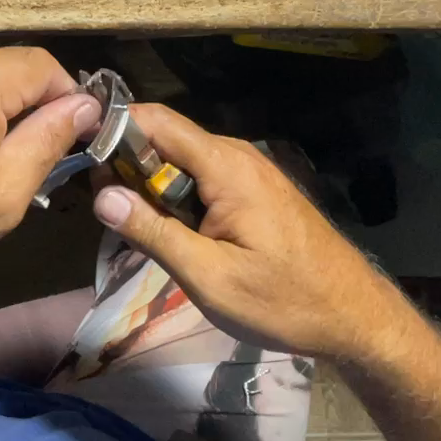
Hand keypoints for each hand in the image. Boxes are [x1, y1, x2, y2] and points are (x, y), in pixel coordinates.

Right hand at [89, 104, 407, 360]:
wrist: (358, 320)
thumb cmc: (284, 301)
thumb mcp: (209, 277)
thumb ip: (153, 232)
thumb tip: (101, 195)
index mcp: (225, 166)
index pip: (156, 120)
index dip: (114, 129)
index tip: (82, 158)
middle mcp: (236, 154)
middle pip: (165, 138)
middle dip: (128, 163)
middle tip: (105, 206)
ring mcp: (248, 170)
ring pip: (181, 159)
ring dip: (151, 183)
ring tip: (131, 222)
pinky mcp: (254, 188)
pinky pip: (202, 176)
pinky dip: (176, 193)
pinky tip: (170, 228)